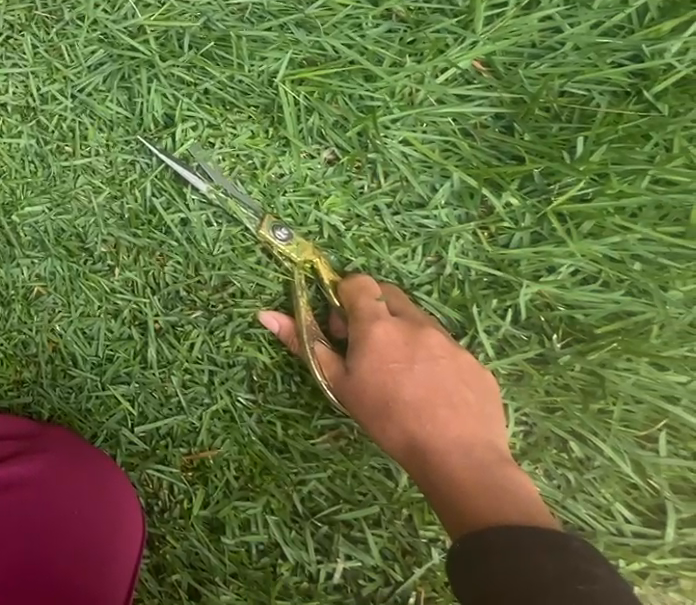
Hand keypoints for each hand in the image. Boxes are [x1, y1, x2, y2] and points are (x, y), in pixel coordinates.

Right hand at [259, 275, 556, 537]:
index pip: (359, 283)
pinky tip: (429, 390)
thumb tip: (265, 314)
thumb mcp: (337, 382)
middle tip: (365, 345)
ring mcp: (451, 344)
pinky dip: (431, 357)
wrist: (459, 458)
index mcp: (377, 326)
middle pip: (390, 294)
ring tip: (398, 371)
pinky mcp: (476, 364)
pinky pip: (446, 348)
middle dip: (374, 308)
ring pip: (420, 321)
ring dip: (402, 332)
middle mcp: (415, 325)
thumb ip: (304, 342)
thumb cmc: (386, 418)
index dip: (345, 296)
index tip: (342, 326)